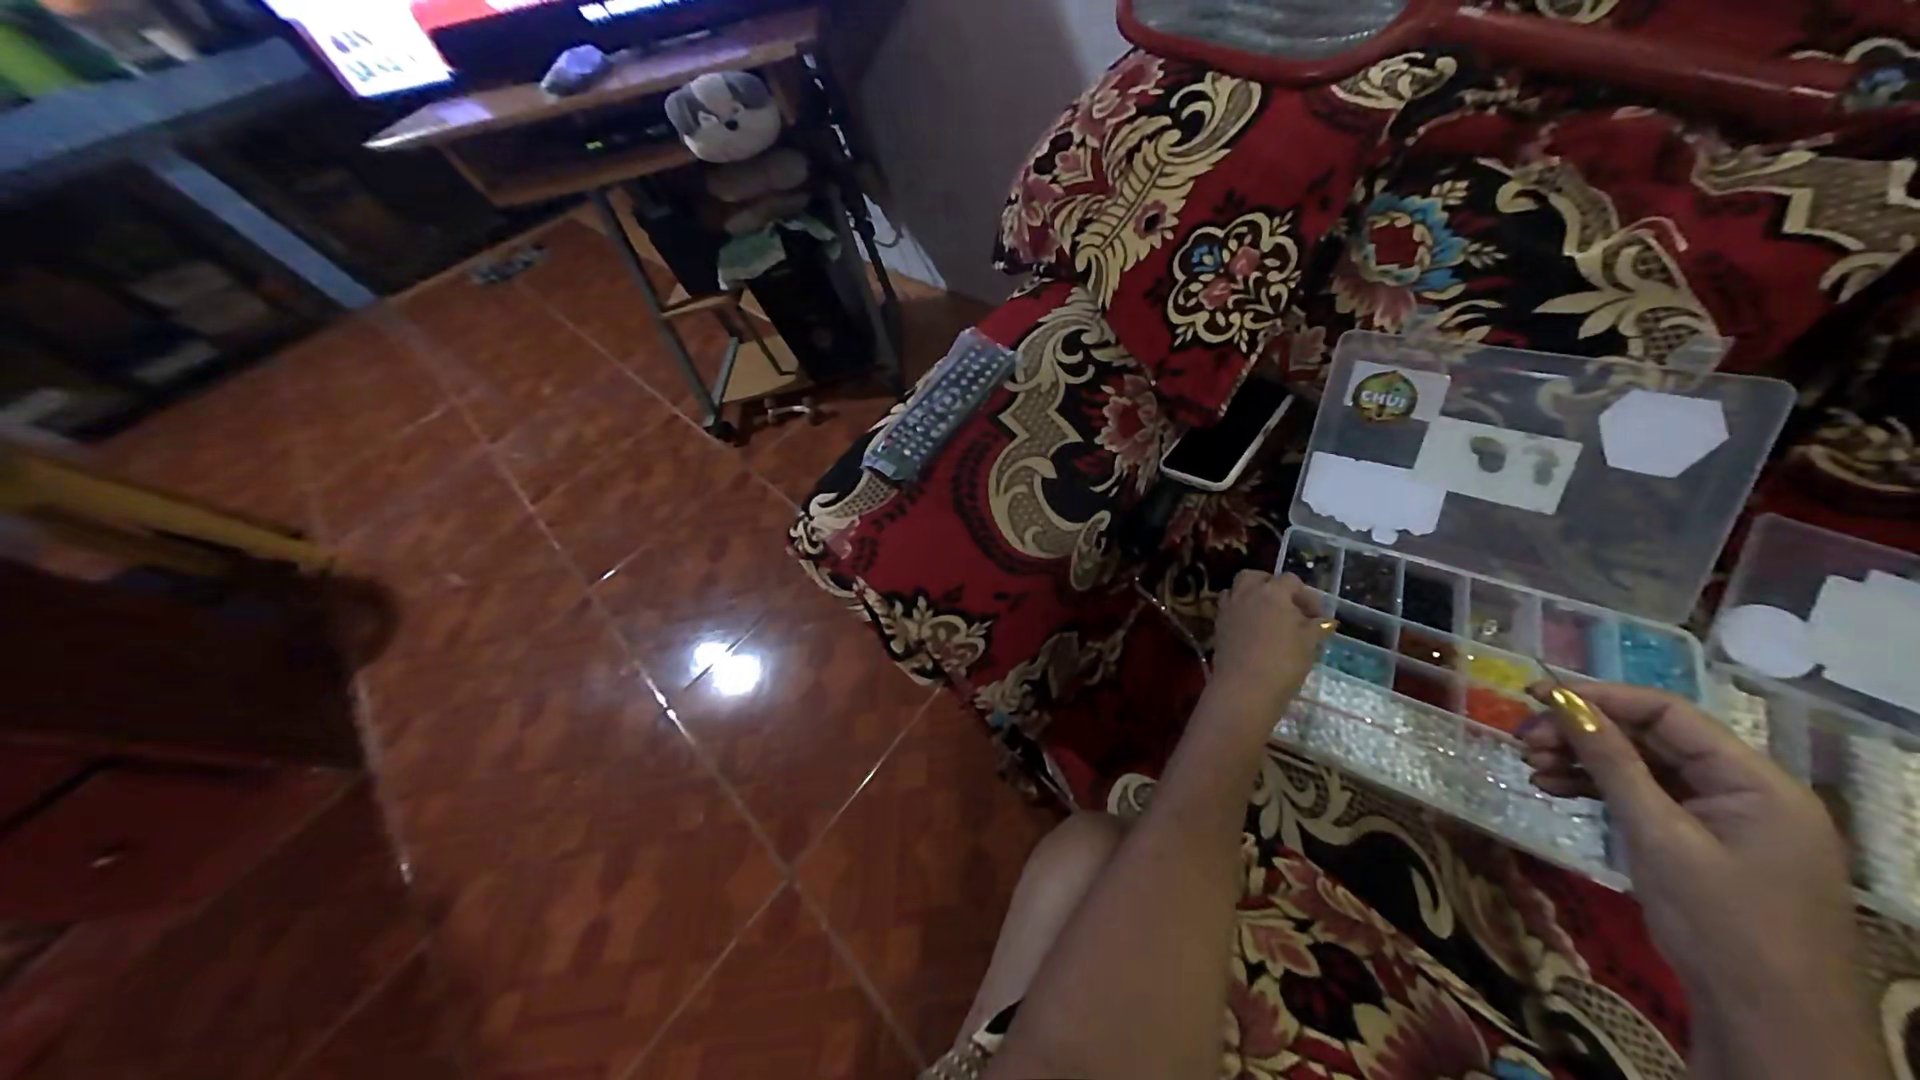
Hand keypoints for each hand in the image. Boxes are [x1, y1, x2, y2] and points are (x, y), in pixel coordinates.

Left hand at [1210, 571, 1333, 712]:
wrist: (1244, 686)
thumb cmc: (1283, 662)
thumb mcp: (1309, 643)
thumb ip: (1316, 626)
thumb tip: (1324, 621)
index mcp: (1272, 592)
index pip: (1290, 580)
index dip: (1306, 596)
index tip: (1316, 617)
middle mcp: (1246, 593)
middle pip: (1257, 577)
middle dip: (1273, 586)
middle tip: (1287, 607)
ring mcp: (1228, 607)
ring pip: (1238, 589)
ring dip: (1253, 596)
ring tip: (1268, 616)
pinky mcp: (1217, 624)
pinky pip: (1229, 607)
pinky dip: (1240, 610)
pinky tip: (1252, 628)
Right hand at [1521, 682, 1881, 1078]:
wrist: (1768, 1017)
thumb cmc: (1720, 921)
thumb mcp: (1658, 836)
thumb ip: (1613, 765)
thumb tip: (1565, 704)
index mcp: (1756, 782)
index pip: (1668, 715)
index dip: (1598, 697)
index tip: (1534, 696)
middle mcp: (1745, 790)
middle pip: (1651, 739)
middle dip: (1582, 733)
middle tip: (1521, 740)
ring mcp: (1725, 817)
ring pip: (1641, 767)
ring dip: (1582, 760)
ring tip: (1529, 765)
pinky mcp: (1702, 840)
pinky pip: (1644, 797)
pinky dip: (1597, 789)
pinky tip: (1553, 788)